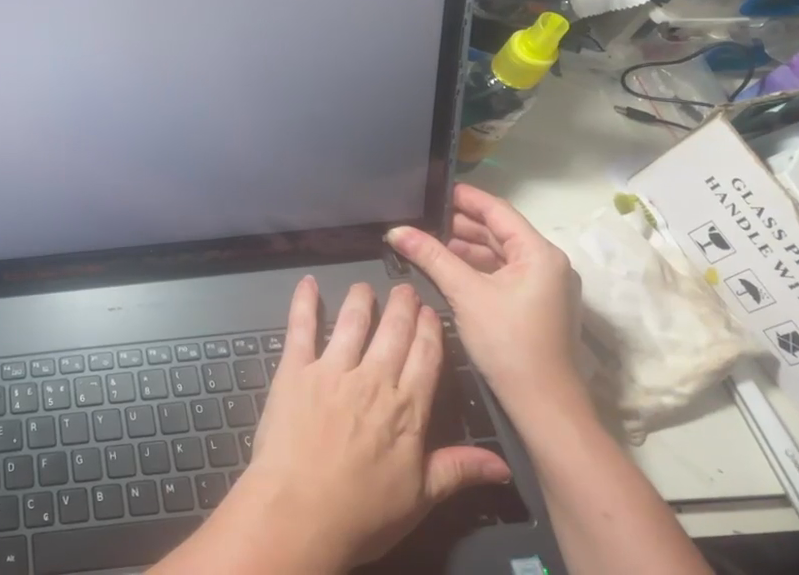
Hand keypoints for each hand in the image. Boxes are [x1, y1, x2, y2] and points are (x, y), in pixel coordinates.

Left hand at [205, 278, 510, 568]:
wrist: (297, 512)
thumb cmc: (361, 513)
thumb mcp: (420, 499)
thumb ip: (458, 471)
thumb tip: (505, 466)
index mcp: (406, 410)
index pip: (426, 358)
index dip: (431, 332)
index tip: (433, 311)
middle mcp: (371, 380)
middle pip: (393, 333)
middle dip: (402, 307)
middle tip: (406, 288)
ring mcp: (330, 371)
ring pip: (352, 323)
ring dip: (361, 301)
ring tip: (366, 286)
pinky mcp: (293, 371)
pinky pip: (300, 328)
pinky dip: (304, 302)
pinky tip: (307, 284)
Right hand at [387, 183, 583, 413]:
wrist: (543, 404)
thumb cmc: (508, 342)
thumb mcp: (465, 293)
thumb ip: (430, 257)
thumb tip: (396, 231)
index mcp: (540, 254)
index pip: (498, 211)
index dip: (465, 198)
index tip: (433, 190)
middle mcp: (548, 264)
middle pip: (498, 232)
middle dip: (459, 225)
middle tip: (420, 217)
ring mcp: (545, 287)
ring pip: (499, 254)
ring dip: (464, 248)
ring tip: (426, 241)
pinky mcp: (536, 306)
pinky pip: (502, 274)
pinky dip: (475, 268)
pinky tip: (446, 268)